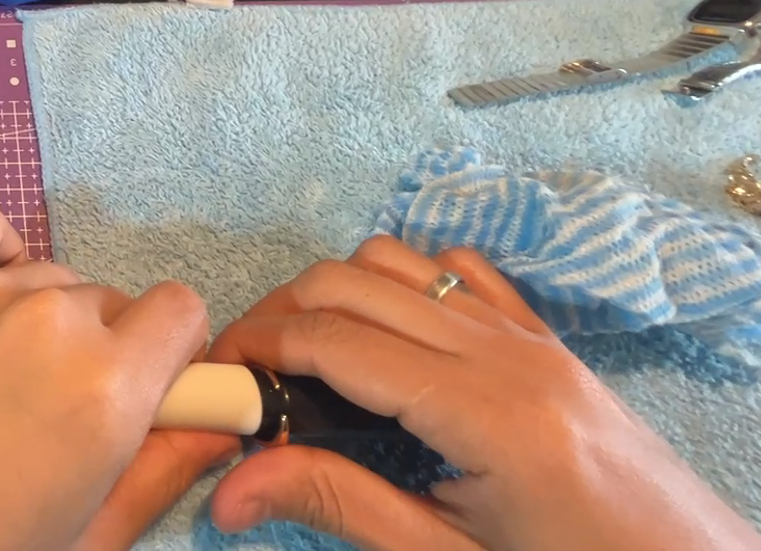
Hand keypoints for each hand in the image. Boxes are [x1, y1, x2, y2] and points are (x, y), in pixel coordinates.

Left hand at [0, 202, 237, 550]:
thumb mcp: (86, 533)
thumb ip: (164, 469)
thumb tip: (221, 420)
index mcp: (107, 390)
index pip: (183, 312)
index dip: (174, 350)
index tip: (151, 382)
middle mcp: (53, 321)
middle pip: (115, 300)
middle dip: (105, 345)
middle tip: (56, 403)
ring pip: (55, 276)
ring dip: (48, 315)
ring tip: (0, 373)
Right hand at [206, 236, 760, 550]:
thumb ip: (336, 504)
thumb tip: (226, 490)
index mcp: (487, 415)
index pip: (333, 341)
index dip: (257, 345)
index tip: (217, 373)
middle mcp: (504, 351)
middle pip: (347, 281)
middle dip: (277, 312)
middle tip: (250, 366)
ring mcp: (528, 333)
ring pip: (391, 256)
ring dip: (331, 288)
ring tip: (311, 347)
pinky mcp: (543, 333)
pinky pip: (453, 265)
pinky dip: (399, 277)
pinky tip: (389, 326)